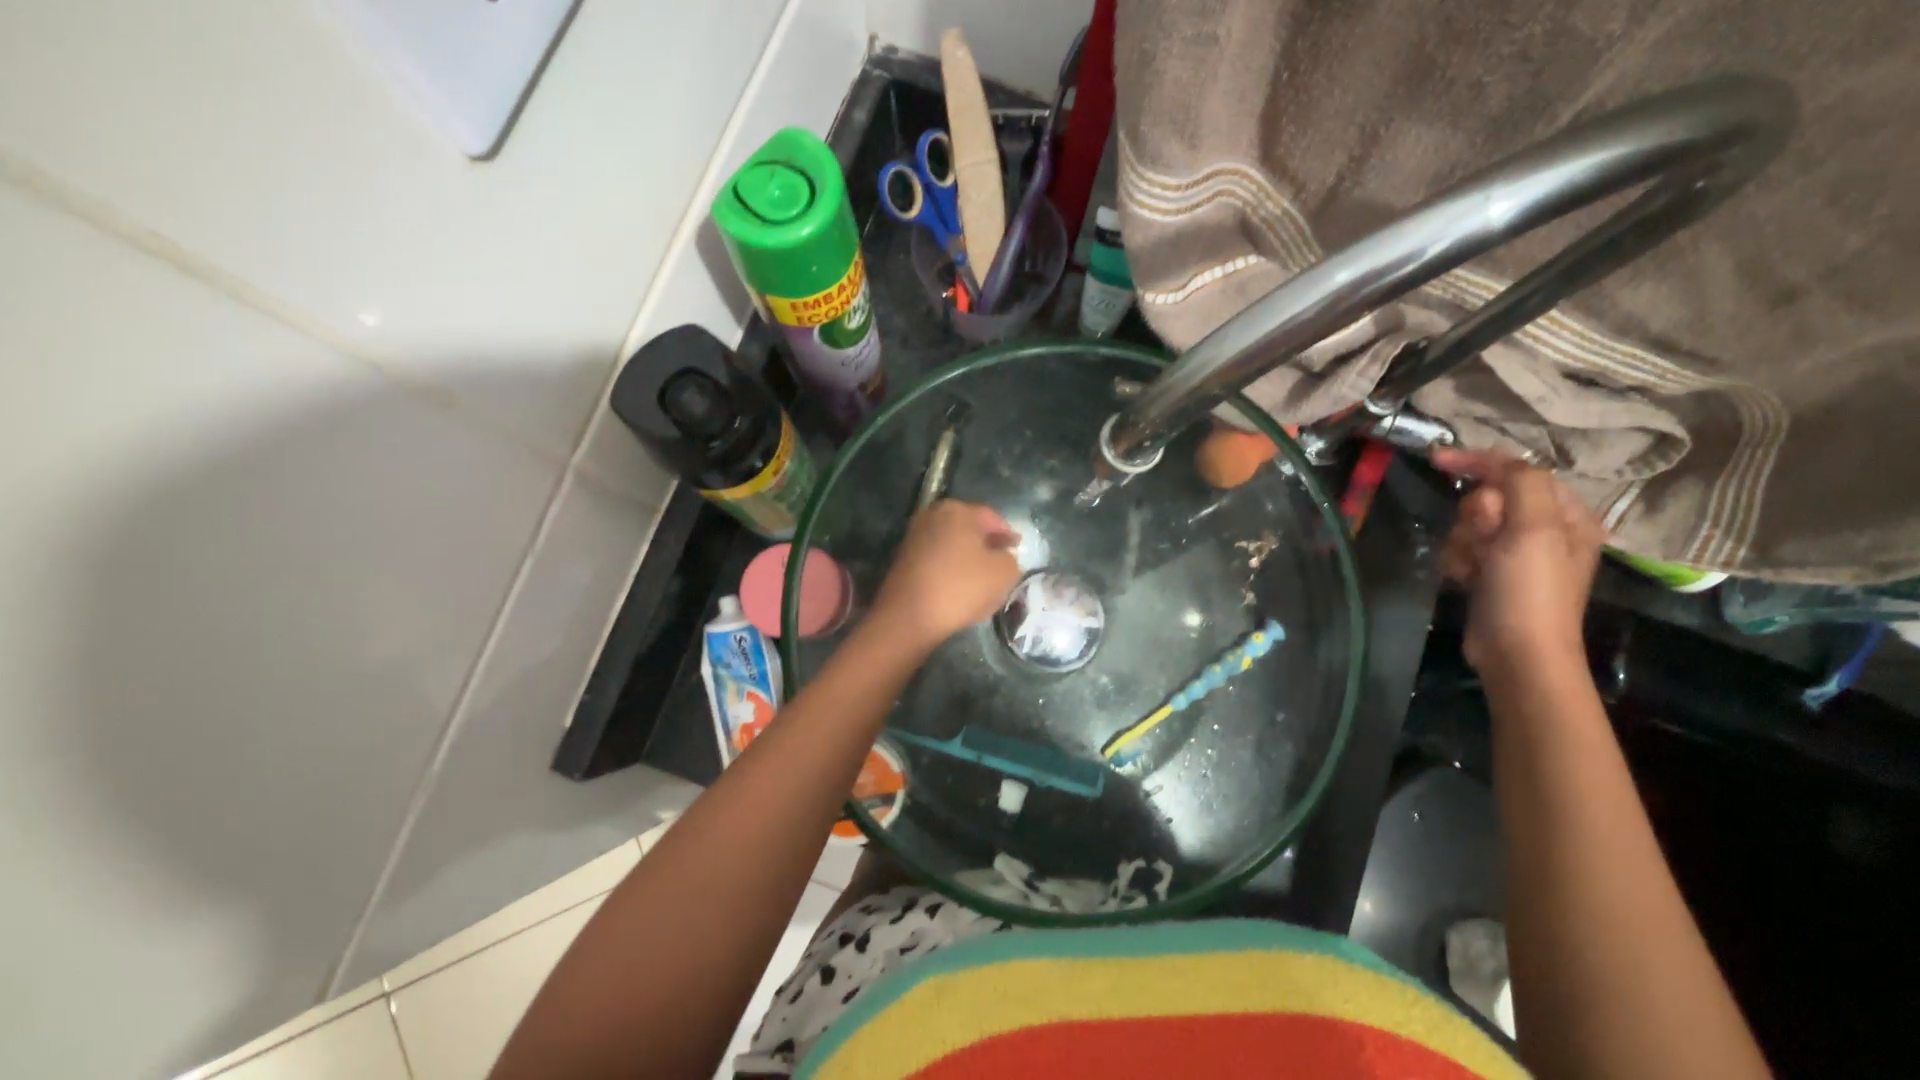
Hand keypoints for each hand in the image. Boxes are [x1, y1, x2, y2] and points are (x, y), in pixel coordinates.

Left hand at [868, 499, 1021, 651]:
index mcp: (958, 510)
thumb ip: (1011, 559)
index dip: (1009, 536)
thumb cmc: (961, 587)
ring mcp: (914, 536)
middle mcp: (933, 515)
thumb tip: (1003, 556)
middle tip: (1002, 565)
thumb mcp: (1004, 573)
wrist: (909, 616)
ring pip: (952, 545)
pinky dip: (950, 569)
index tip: (1019, 551)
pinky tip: (959, 588)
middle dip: (987, 546)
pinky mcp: (903, 559)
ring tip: (982, 581)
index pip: (993, 519)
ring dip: (968, 559)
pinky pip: (937, 560)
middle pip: (970, 529)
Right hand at [1432, 448, 1605, 676]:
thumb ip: (1521, 482)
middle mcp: (1544, 529)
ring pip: (1469, 524)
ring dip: (1463, 542)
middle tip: (1485, 540)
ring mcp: (1515, 553)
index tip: (1437, 460)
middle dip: (1476, 516)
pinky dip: (1458, 561)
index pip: (1518, 470)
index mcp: (1566, 513)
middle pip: (1488, 497)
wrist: (1517, 654)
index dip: (1479, 462)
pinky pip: (1462, 549)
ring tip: (1474, 568)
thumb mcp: (1535, 527)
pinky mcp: (1491, 574)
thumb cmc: (1530, 590)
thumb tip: (1497, 463)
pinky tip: (1465, 579)